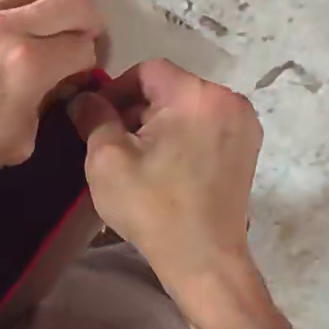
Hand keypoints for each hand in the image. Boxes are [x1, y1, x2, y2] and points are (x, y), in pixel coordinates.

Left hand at [0, 0, 102, 197]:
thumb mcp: (20, 141)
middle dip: (88, 23)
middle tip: (80, 40)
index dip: (87, 63)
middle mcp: (9, 26)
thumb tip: (56, 81)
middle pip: (73, 2)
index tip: (77, 75)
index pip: (83, 47)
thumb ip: (46, 104)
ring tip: (51, 18)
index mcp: (31, 65)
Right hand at [66, 59, 261, 281]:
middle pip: (168, 87)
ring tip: (134, 157)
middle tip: (109, 141)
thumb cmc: (151, 206)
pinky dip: (178, 135)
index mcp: (197, 97)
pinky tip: (161, 166)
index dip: (114, 90)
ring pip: (184, 106)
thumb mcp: (107, 158)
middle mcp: (229, 101)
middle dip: (134, 108)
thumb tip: (83, 98)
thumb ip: (93, 117)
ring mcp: (243, 126)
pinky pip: (202, 125)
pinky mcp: (245, 148)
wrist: (202, 258)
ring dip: (155, 123)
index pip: (146, 70)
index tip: (95, 120)